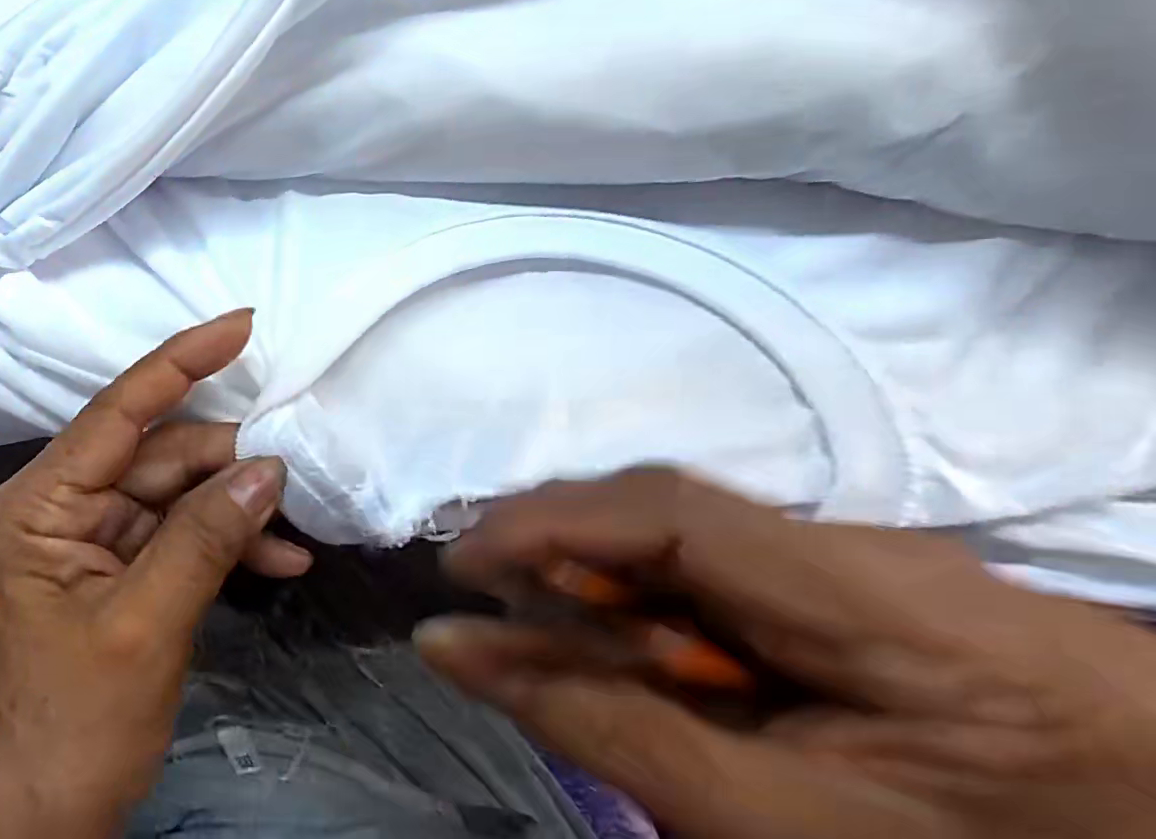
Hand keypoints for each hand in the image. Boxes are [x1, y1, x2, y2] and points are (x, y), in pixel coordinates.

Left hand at [0, 310, 310, 838]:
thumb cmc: (78, 720)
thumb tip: (267, 470)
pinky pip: (185, 525)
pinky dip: (230, 537)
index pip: (118, 411)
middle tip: (297, 460)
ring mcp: (98, 525)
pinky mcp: (126, 554)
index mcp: (42, 501)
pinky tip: (282, 556)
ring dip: (239, 501)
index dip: (181, 362)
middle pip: (161, 450)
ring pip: (181, 486)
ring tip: (298, 518)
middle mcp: (65, 498)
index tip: (240, 324)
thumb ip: (205, 539)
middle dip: (229, 456)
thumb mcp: (146, 626)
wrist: (50, 803)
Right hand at [415, 468, 1155, 838]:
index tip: (458, 569)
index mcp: (871, 593)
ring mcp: (848, 557)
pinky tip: (657, 664)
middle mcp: (849, 542)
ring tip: (592, 663)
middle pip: (656, 511)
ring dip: (607, 594)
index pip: (667, 510)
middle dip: (566, 564)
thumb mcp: (779, 825)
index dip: (544, 523)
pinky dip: (652, 613)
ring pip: (671, 536)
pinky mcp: (841, 583)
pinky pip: (708, 568)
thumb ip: (609, 729)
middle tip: (512, 633)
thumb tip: (445, 643)